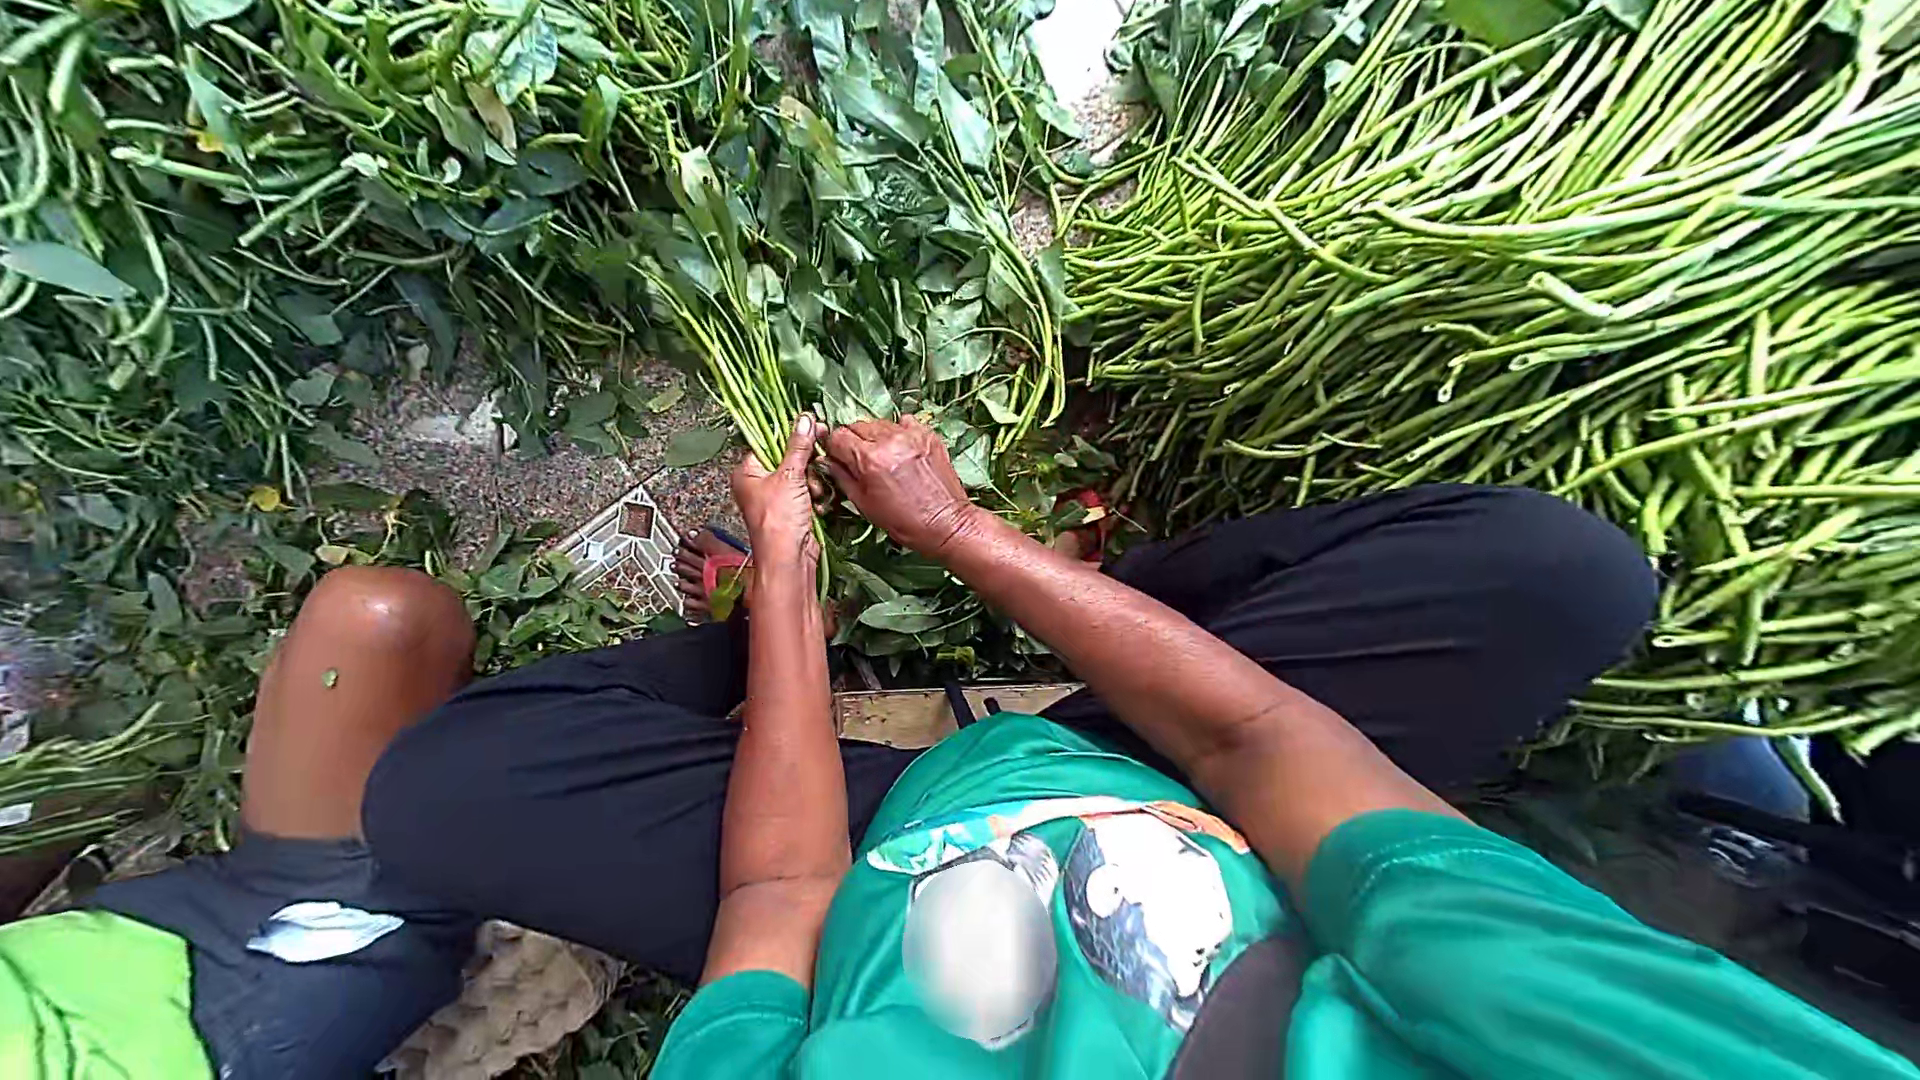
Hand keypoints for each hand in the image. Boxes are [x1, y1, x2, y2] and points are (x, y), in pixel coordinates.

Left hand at [733, 414, 820, 566]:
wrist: (789, 558)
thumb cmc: (778, 520)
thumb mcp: (790, 476)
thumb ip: (799, 446)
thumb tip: (805, 418)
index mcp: (747, 472)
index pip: (769, 442)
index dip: (792, 437)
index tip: (813, 430)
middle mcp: (758, 484)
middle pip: (788, 459)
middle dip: (807, 465)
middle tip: (816, 466)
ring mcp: (776, 498)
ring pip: (802, 476)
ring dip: (814, 482)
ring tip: (814, 493)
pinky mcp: (792, 511)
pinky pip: (807, 493)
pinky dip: (815, 496)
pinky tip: (817, 503)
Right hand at [824, 416, 979, 557]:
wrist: (945, 524)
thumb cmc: (905, 522)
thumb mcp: (864, 504)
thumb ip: (842, 477)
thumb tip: (827, 461)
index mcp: (870, 460)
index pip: (838, 436)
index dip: (834, 447)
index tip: (838, 456)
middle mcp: (890, 441)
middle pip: (857, 425)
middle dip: (853, 441)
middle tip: (860, 460)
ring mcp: (911, 436)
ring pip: (879, 422)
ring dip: (875, 436)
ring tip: (883, 457)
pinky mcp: (928, 435)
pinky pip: (904, 422)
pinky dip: (898, 432)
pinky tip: (901, 450)